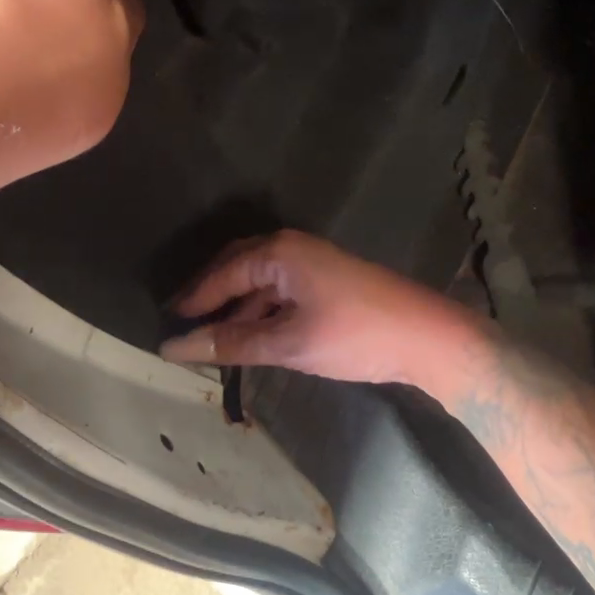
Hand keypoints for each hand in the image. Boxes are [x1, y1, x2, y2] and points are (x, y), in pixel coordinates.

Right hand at [159, 230, 498, 393]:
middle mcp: (291, 248)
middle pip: (235, 267)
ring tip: (208, 334)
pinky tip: (248, 334)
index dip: (192, 300)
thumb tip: (178, 347)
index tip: (166, 323)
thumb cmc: (355, 335)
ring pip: (257, 280)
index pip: (220, 274)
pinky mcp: (325, 281)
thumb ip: (232, 343)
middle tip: (181, 320)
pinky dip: (257, 310)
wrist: (428, 338)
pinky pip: (277, 290)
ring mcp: (311, 263)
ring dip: (233, 305)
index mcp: (278, 252)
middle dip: (208, 294)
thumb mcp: (288, 343)